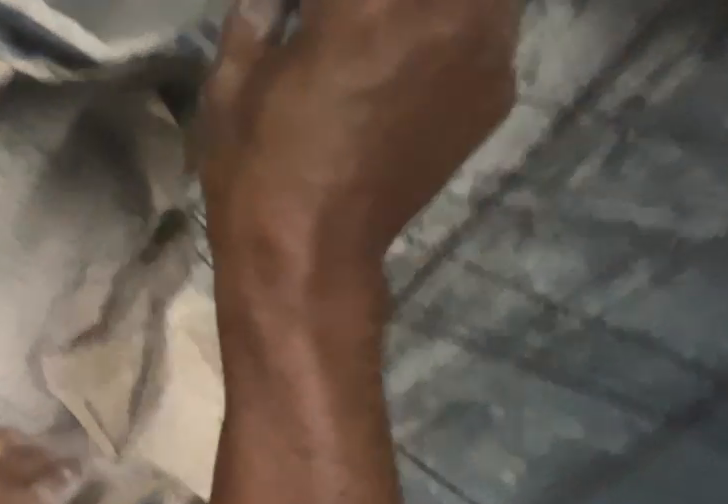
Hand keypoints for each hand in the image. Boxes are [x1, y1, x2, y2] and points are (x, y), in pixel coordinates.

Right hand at [200, 0, 518, 275]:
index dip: (316, 0)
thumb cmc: (255, 176)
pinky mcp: (498, 81)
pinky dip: (449, 33)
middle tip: (346, 23)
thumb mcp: (229, 91)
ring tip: (386, 37)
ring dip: (421, 10)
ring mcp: (486, 41)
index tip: (301, 12)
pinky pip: (485, 27)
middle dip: (371, 4)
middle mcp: (444, 5)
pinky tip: (407, 71)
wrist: (308, 255)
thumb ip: (257, 17)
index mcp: (366, 3)